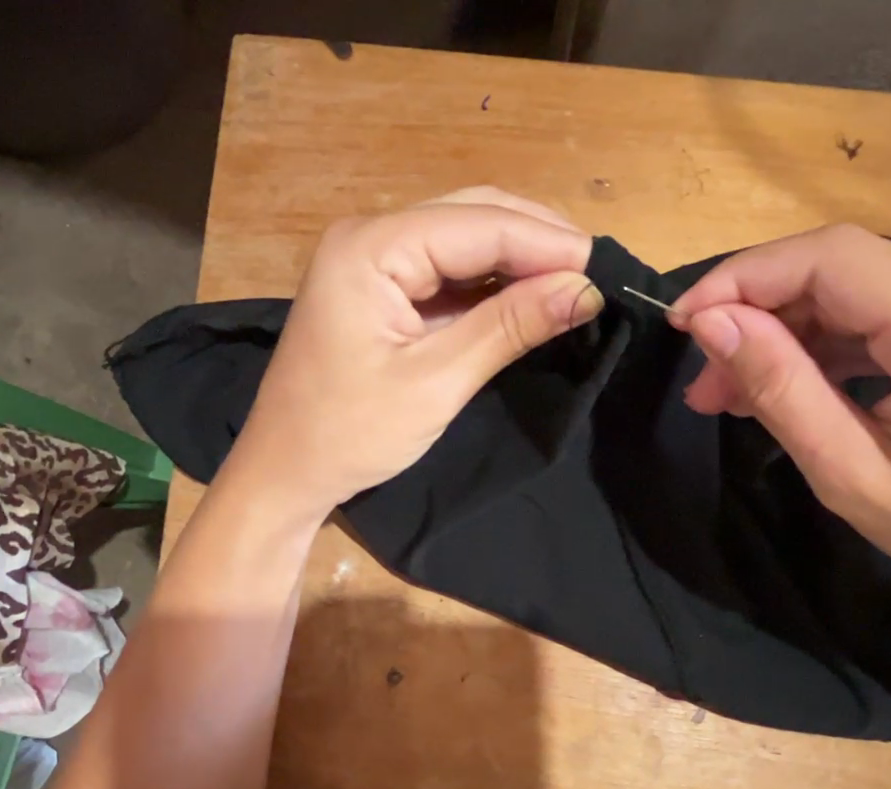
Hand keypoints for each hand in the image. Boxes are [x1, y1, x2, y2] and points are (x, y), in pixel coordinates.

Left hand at [218, 188, 599, 522]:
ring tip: (574, 284)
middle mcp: (370, 237)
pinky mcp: (381, 290)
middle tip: (594, 274)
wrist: (286, 472)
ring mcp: (373, 261)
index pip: (478, 223)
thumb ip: (508, 328)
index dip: (546, 242)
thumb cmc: (350, 434)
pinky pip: (447, 271)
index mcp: (370, 247)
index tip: (605, 267)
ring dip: (518, 259)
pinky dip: (491, 283)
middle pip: (472, 215)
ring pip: (463, 239)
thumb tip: (585, 289)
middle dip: (536, 241)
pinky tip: (530, 297)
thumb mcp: (435, 382)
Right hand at [669, 224, 890, 632]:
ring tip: (739, 391)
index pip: (832, 257)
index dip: (744, 277)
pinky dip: (841, 337)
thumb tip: (711, 325)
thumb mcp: (855, 478)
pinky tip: (801, 378)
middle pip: (845, 267)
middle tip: (706, 383)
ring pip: (867, 284)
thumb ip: (782, 391)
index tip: (683, 323)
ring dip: (795, 330)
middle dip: (761, 316)